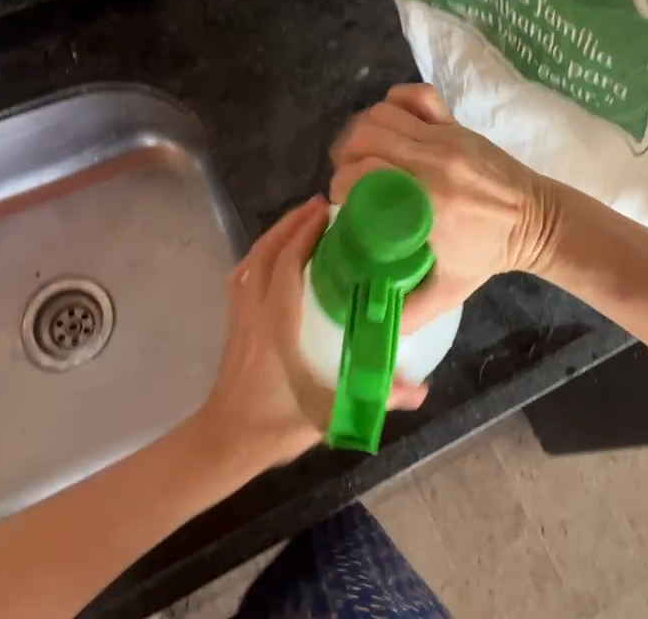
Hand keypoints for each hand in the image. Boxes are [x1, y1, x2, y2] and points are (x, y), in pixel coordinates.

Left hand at [192, 197, 426, 468]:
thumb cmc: (274, 424)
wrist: (225, 441)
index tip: (327, 212)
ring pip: (252, 260)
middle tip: (320, 205)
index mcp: (275, 322)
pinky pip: (243, 276)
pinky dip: (259, 256)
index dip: (305, 233)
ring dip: (275, 235)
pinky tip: (273, 257)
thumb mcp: (329, 414)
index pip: (286, 263)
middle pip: (267, 251)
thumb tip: (422, 390)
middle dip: (291, 223)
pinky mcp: (233, 323)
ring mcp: (239, 315)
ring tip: (300, 222)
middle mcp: (254, 309)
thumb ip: (375, 398)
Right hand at [330, 85, 561, 331]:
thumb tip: (361, 322)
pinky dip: (395, 101)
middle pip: (366, 135)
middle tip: (349, 178)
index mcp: (429, 201)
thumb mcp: (447, 292)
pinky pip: (417, 95)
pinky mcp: (456, 123)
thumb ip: (407, 311)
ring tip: (361, 154)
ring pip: (383, 112)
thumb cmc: (489, 255)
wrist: (539, 222)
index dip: (341, 186)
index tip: (343, 203)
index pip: (363, 175)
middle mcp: (434, 160)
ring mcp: (447, 136)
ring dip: (362, 130)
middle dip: (345, 156)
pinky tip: (390, 123)